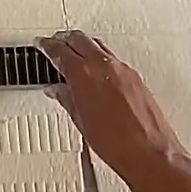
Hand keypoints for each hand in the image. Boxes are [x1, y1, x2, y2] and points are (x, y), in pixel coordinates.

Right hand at [35, 30, 187, 176]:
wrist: (148, 153)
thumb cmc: (117, 143)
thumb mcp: (80, 120)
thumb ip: (66, 98)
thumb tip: (57, 90)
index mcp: (84, 74)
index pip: (60, 51)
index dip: (47, 46)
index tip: (42, 44)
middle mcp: (104, 66)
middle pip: (79, 39)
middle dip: (63, 39)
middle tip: (54, 43)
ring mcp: (122, 69)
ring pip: (97, 45)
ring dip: (83, 45)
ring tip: (73, 53)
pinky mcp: (135, 76)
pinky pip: (112, 58)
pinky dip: (99, 58)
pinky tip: (96, 70)